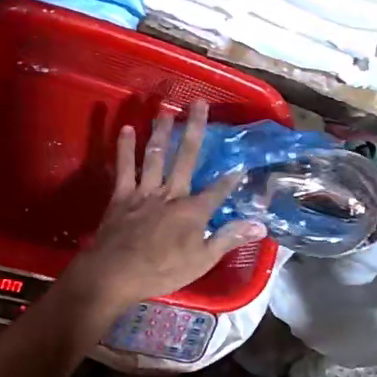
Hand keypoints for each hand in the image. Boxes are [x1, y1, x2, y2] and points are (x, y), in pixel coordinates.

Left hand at [63, 101, 265, 312]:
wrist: (115, 273)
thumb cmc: (161, 271)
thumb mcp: (201, 261)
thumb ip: (228, 238)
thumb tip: (260, 225)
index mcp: (192, 211)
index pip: (217, 190)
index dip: (230, 178)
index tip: (241, 163)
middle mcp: (170, 194)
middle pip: (186, 157)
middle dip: (194, 130)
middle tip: (199, 104)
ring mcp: (144, 192)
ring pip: (155, 155)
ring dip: (161, 131)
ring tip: (165, 110)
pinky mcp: (122, 195)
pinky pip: (124, 166)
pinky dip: (125, 147)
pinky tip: (126, 128)